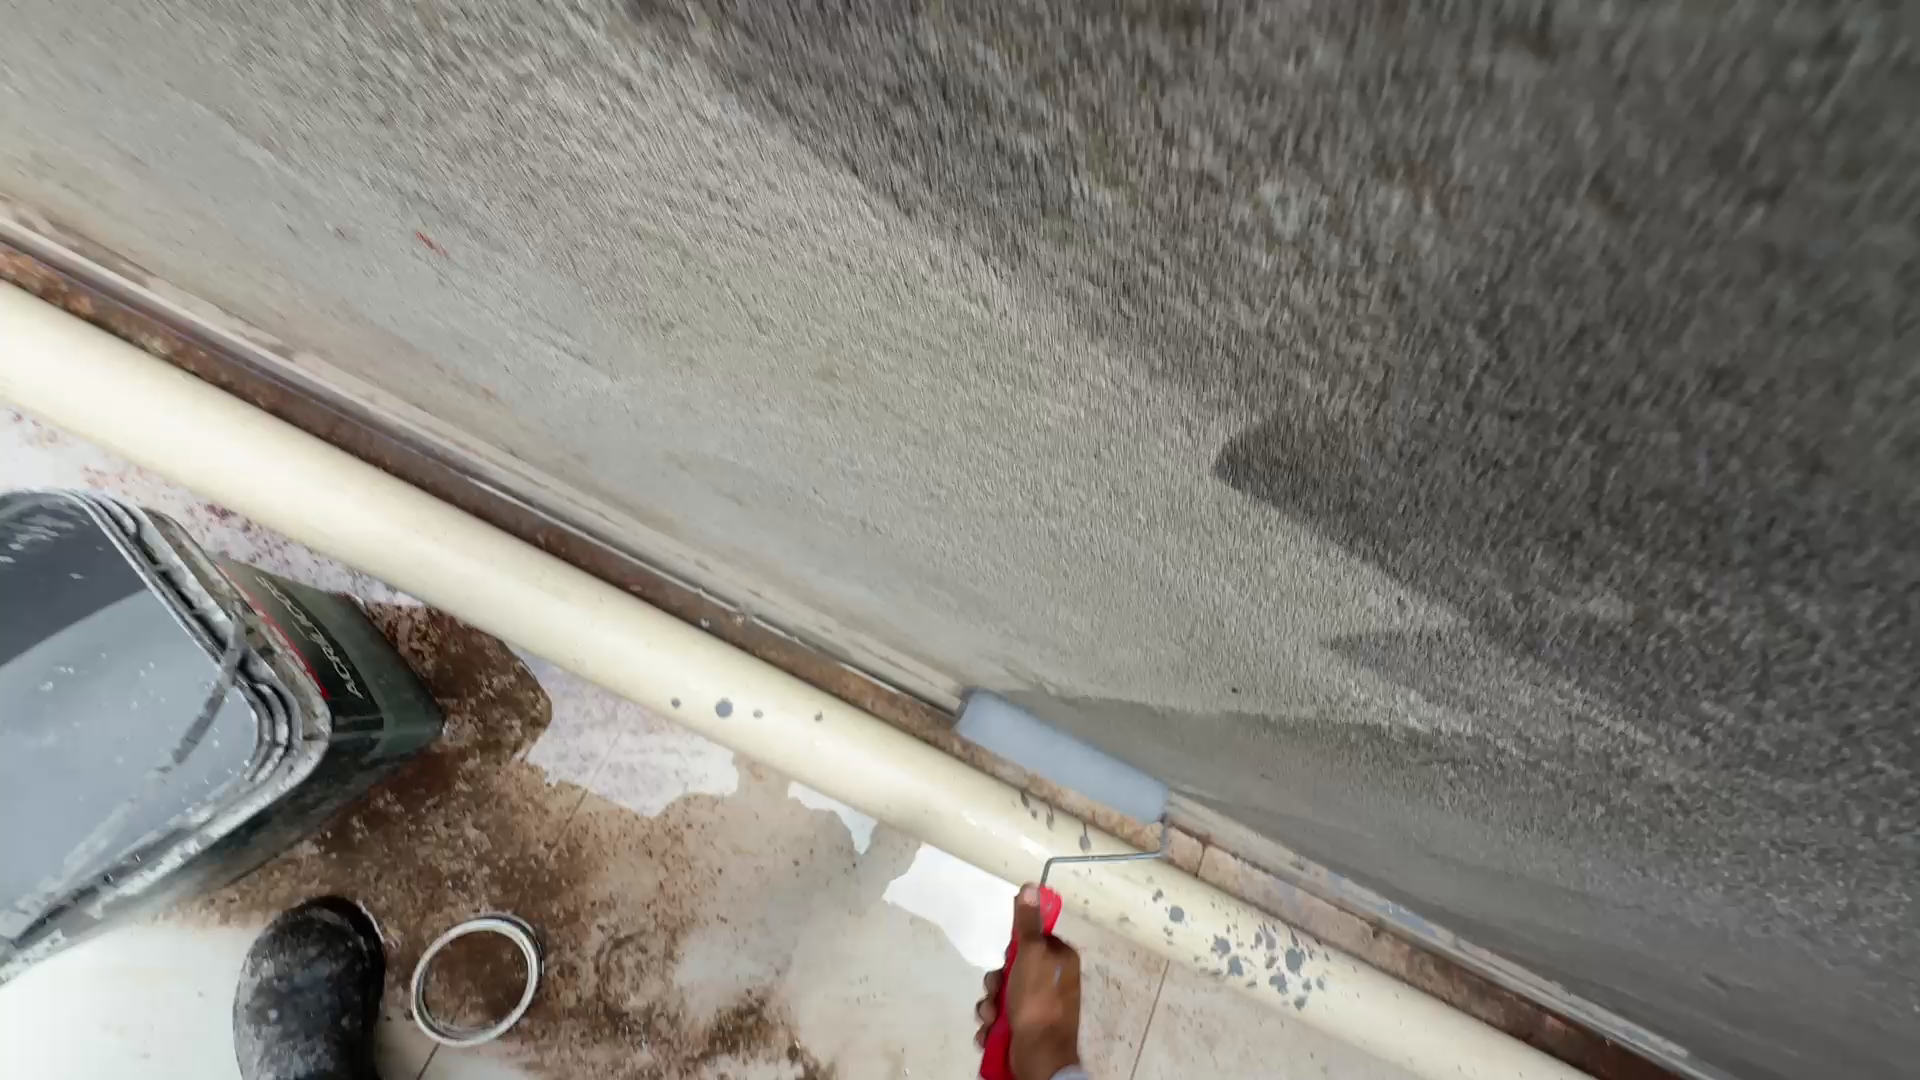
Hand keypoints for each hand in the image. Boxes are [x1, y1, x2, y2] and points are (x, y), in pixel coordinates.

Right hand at [974, 885, 1081, 1079]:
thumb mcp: (1031, 954)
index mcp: (1060, 959)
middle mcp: (1052, 980)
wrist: (1039, 1059)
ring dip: (990, 1004)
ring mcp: (1039, 1006)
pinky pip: (1000, 1016)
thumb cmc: (1038, 1001)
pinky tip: (991, 1030)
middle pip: (1012, 967)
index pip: (1032, 939)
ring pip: (1002, 993)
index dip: (1015, 947)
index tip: (1009, 956)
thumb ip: (1028, 923)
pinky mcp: (1025, 1028)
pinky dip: (992, 1024)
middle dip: (996, 981)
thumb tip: (1031, 886)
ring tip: (992, 1017)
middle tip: (996, 991)